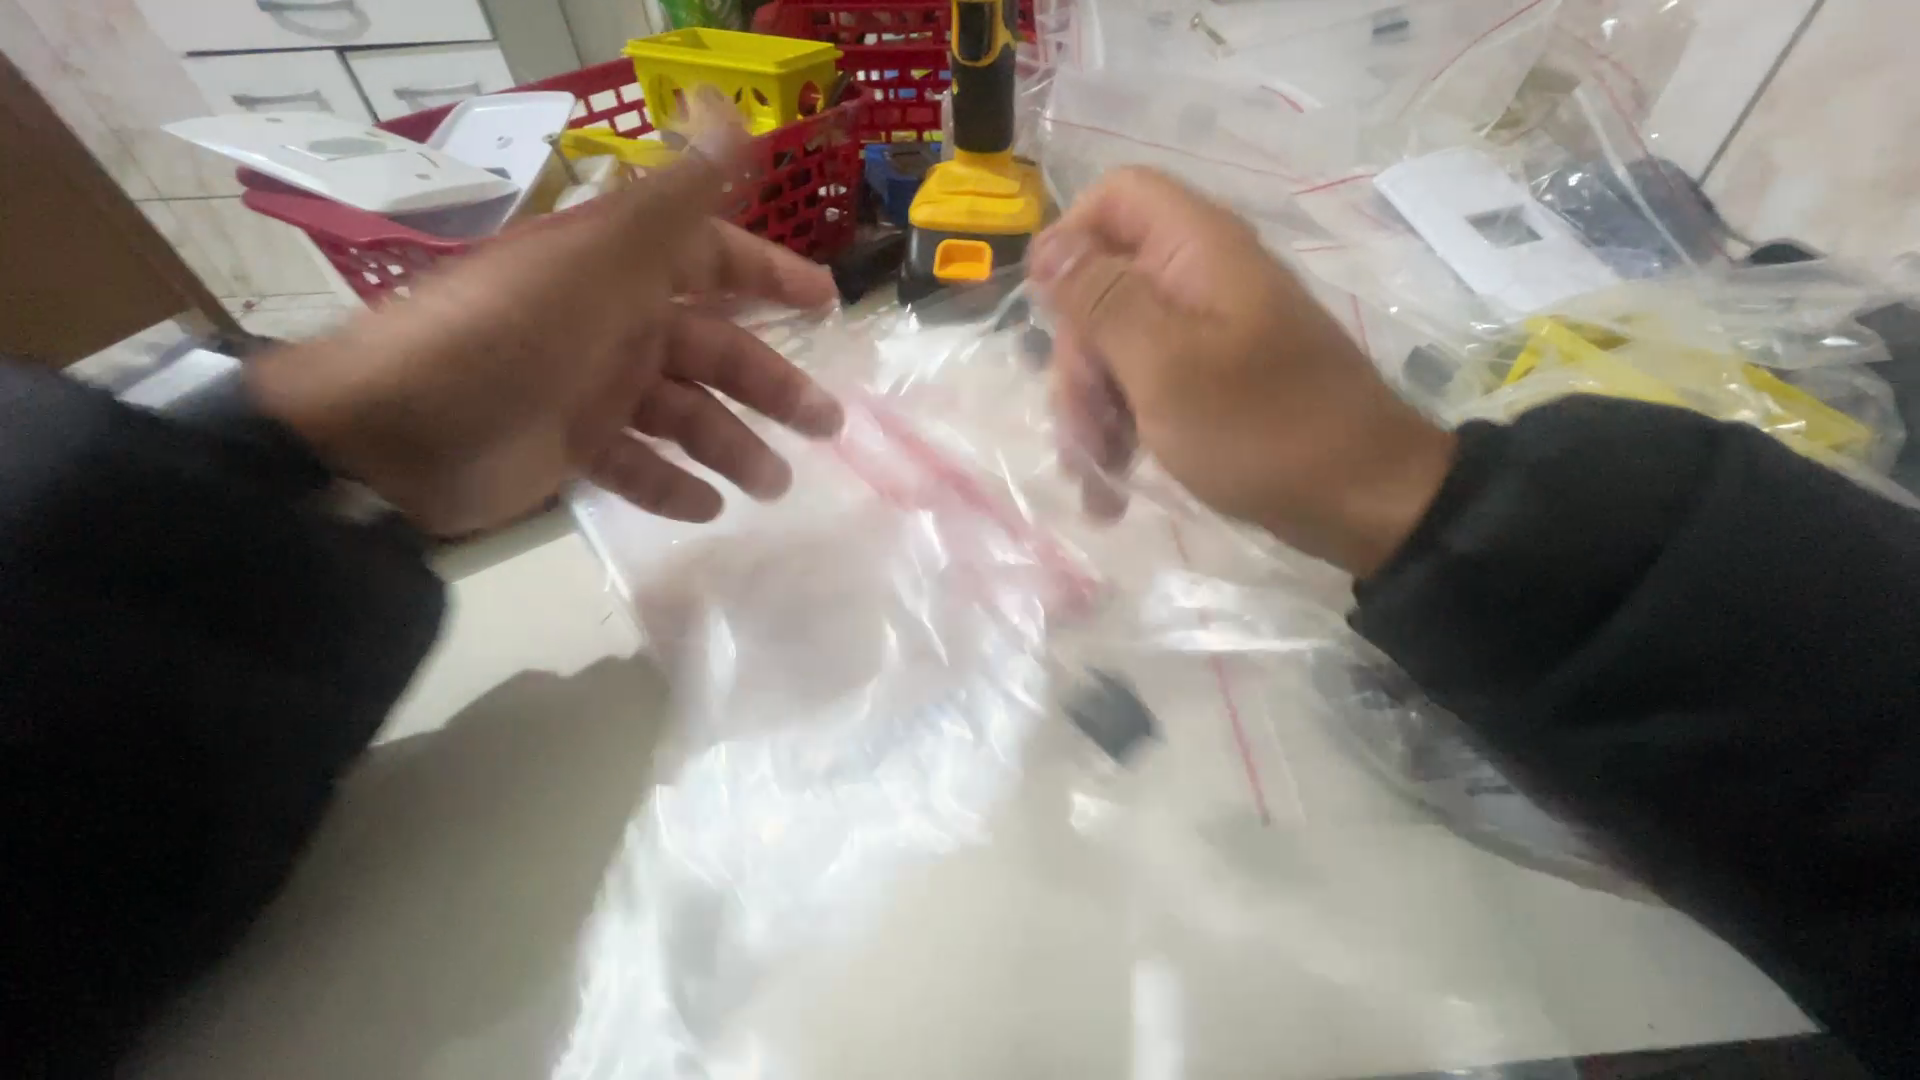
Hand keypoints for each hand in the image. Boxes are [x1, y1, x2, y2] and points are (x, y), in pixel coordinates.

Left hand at [247, 149, 841, 535]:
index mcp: (624, 275)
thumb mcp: (595, 263)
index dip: (771, 276)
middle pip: (716, 352)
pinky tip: (706, 509)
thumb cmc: (507, 340)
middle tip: (827, 427)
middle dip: (774, 388)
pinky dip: (671, 486)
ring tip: (771, 487)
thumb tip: (729, 114)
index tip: (826, 304)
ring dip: (734, 450)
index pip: (714, 262)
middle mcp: (617, 326)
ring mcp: (595, 390)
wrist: (394, 434)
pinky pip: (637, 466)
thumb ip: (670, 203)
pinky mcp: (574, 447)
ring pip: (686, 417)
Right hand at [1028, 167, 1454, 576]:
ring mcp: (1206, 333)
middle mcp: (1199, 279)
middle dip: (1078, 362)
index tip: (1048, 318)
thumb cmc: (1260, 428)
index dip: (1069, 243)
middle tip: (1080, 430)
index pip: (1115, 198)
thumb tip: (1048, 245)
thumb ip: (1101, 300)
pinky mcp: (1210, 380)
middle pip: (1104, 287)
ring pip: (1116, 347)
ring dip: (1092, 411)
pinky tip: (1110, 486)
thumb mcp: (1164, 365)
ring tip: (1096, 477)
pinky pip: (1144, 387)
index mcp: (1196, 250)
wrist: (1360, 499)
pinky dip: (1121, 431)